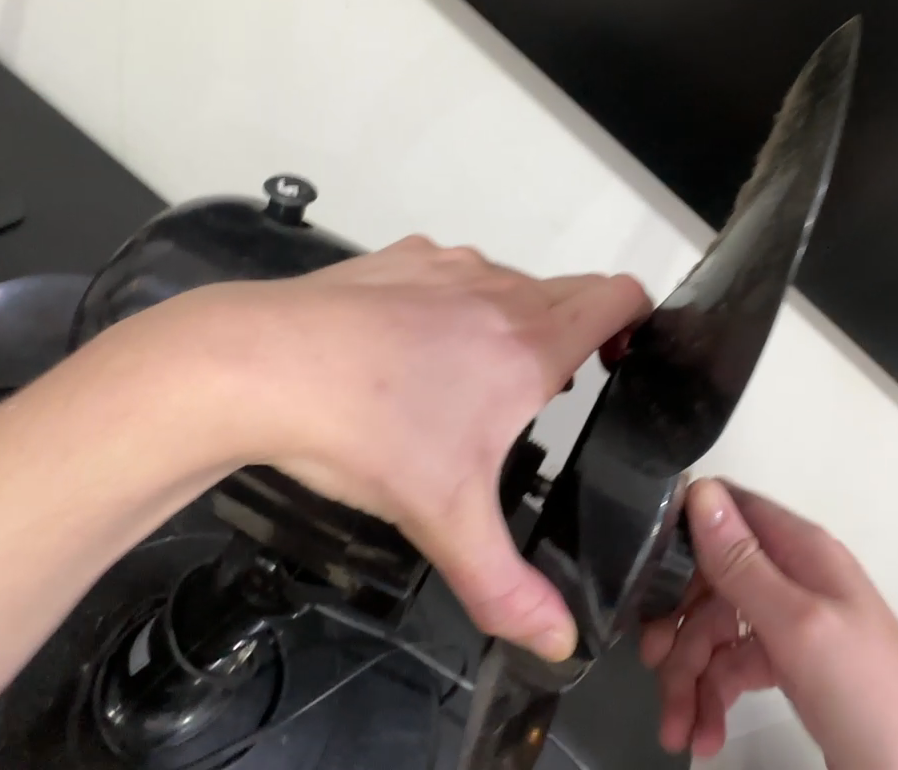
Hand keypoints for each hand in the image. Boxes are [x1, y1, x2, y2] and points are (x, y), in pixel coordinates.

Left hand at [104, 235, 649, 660]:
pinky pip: (453, 274)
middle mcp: (501, 291)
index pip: (621, 297)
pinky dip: (454, 302)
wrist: (259, 366)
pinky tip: (408, 346)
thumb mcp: (445, 519)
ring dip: (513, 320)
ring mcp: (449, 265)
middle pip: (573, 291)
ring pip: (510, 284)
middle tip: (542, 395)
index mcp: (532, 343)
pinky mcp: (403, 257)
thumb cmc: (368, 433)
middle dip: (577, 335)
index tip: (619, 363)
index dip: (638, 323)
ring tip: (467, 378)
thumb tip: (558, 640)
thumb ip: (507, 586)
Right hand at [641, 479, 897, 768]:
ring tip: (678, 729)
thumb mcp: (799, 626)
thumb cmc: (871, 696)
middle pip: (715, 579)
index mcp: (801, 551)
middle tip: (652, 666)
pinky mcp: (794, 668)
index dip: (685, 534)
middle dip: (679, 624)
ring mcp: (795, 625)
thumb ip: (744, 563)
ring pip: (720, 629)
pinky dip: (714, 697)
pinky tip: (703, 735)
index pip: (731, 512)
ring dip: (690, 674)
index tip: (643, 572)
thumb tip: (699, 490)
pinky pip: (737, 667)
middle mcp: (795, 578)